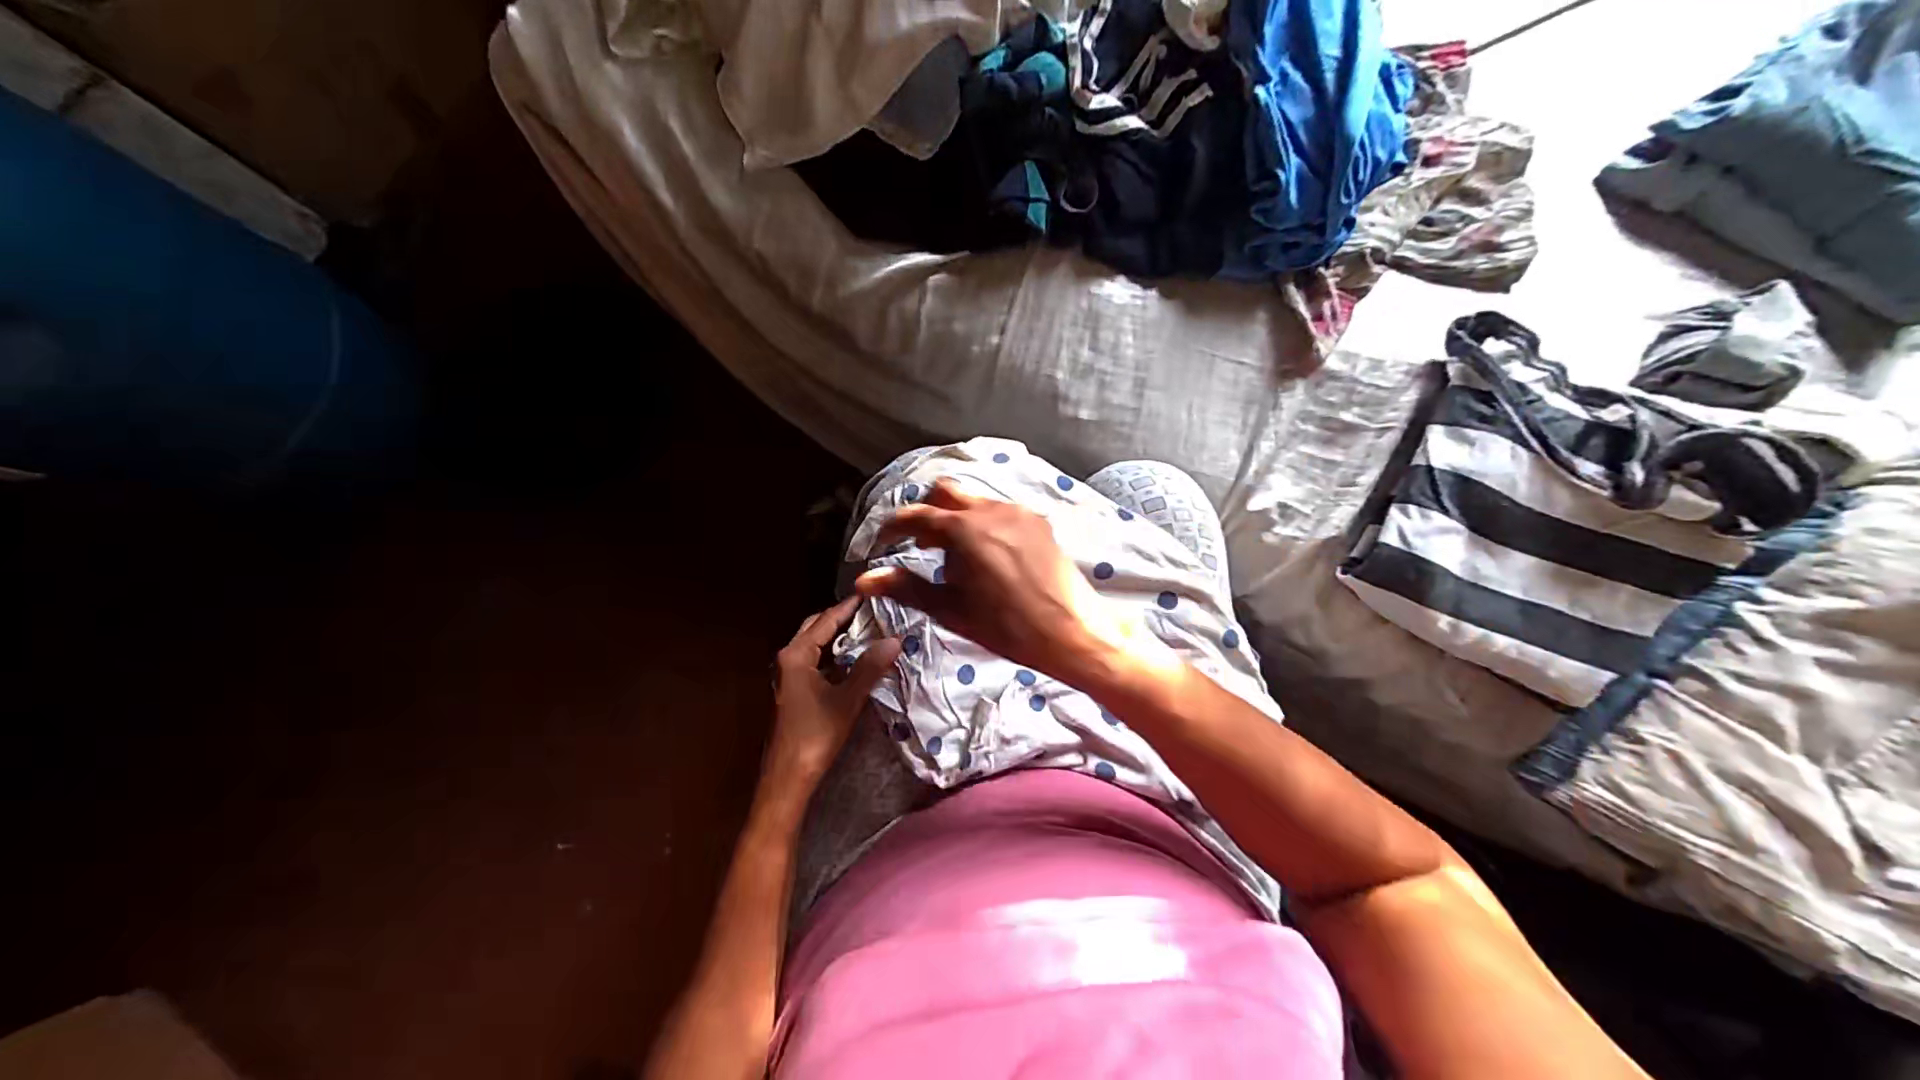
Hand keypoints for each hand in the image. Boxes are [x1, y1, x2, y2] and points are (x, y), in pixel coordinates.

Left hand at [768, 596, 900, 784]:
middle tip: (870, 610)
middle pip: (816, 628)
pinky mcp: (793, 691)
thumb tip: (894, 639)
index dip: (848, 607)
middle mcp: (788, 659)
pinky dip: (833, 655)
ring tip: (867, 629)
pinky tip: (854, 660)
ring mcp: (788, 676)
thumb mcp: (847, 699)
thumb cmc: (814, 735)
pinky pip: (815, 661)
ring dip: (837, 637)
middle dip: (841, 618)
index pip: (826, 620)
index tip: (871, 594)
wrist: (787, 776)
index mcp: (796, 655)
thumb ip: (870, 667)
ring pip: (814, 645)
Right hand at [854, 479, 1166, 690]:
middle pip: (946, 492)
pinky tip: (987, 556)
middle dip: (927, 512)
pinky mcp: (1039, 523)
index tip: (883, 541)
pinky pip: (1000, 511)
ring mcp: (1019, 513)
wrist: (1073, 634)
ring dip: (956, 518)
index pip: (917, 515)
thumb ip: (907, 588)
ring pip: (975, 500)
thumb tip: (865, 579)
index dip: (893, 527)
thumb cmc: (1009, 628)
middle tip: (920, 544)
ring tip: (956, 558)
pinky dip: (983, 523)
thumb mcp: (952, 610)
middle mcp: (992, 511)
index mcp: (965, 530)